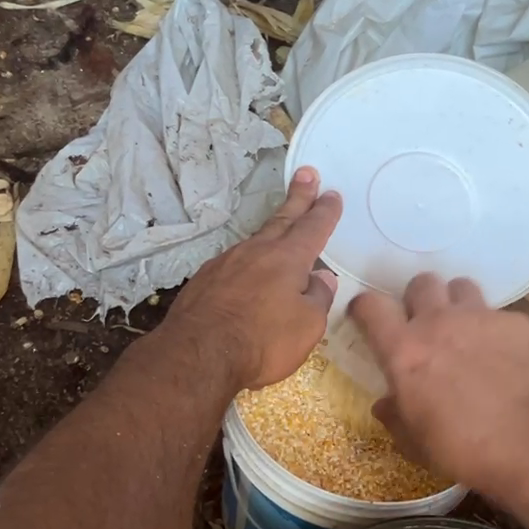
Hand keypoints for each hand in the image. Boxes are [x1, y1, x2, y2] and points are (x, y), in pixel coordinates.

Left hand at [161, 167, 340, 389]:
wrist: (197, 354)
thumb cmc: (262, 341)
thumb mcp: (307, 325)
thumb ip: (318, 298)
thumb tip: (321, 278)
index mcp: (287, 259)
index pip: (313, 228)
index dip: (324, 211)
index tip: (331, 194)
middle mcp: (256, 252)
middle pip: (282, 219)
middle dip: (298, 198)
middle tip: (306, 174)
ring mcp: (225, 264)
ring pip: (255, 242)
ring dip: (271, 233)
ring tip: (280, 230)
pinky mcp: (204, 281)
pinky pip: (233, 264)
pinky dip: (247, 263)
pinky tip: (247, 272)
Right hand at [350, 274, 528, 492]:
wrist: (525, 446)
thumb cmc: (458, 448)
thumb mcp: (412, 441)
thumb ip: (394, 415)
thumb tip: (385, 404)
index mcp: (403, 350)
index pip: (371, 305)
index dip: (365, 307)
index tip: (366, 317)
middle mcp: (438, 322)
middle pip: (421, 282)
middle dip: (419, 300)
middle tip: (426, 326)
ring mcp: (481, 318)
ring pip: (462, 287)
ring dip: (458, 304)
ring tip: (466, 331)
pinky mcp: (518, 324)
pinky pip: (503, 315)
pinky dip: (499, 331)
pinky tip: (507, 357)